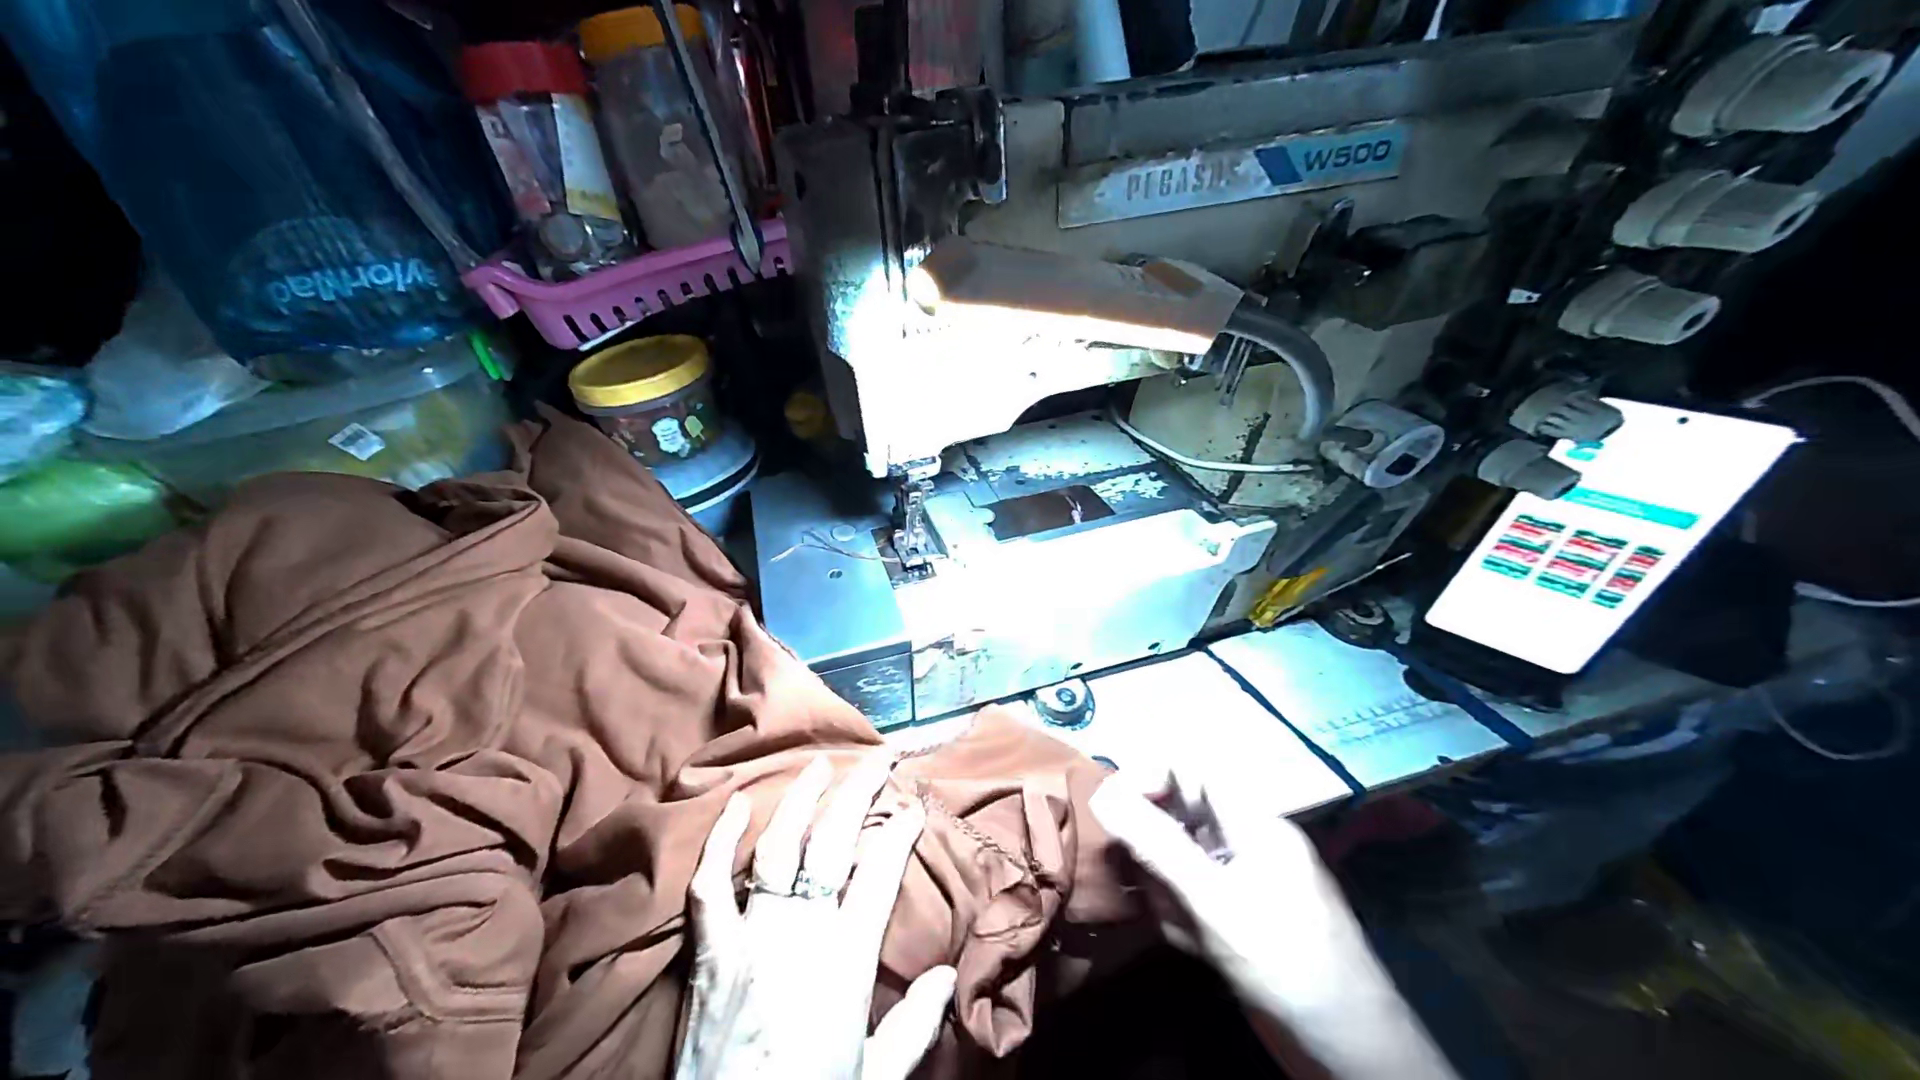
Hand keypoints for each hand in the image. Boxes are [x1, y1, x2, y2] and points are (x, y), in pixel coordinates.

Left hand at [675, 754, 958, 1079]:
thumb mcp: (874, 1075)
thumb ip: (912, 1025)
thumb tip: (944, 977)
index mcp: (846, 959)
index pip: (880, 873)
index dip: (900, 831)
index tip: (913, 804)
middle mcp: (801, 933)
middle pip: (833, 842)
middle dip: (860, 790)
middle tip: (879, 758)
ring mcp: (751, 936)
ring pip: (778, 848)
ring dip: (801, 800)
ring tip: (821, 766)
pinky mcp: (710, 952)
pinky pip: (709, 886)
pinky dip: (720, 841)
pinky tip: (737, 805)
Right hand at [1089, 772, 1457, 1079]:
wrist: (1350, 1054)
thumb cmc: (1284, 960)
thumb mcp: (1214, 898)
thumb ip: (1156, 844)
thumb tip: (1103, 793)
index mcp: (1254, 823)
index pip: (1192, 775)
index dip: (1150, 778)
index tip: (1113, 805)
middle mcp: (1247, 845)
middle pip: (1178, 820)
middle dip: (1155, 853)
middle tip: (1156, 887)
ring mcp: (1242, 885)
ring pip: (1178, 864)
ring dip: (1166, 893)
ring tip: (1184, 928)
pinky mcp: (1236, 921)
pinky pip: (1190, 900)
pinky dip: (1180, 919)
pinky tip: (1192, 945)